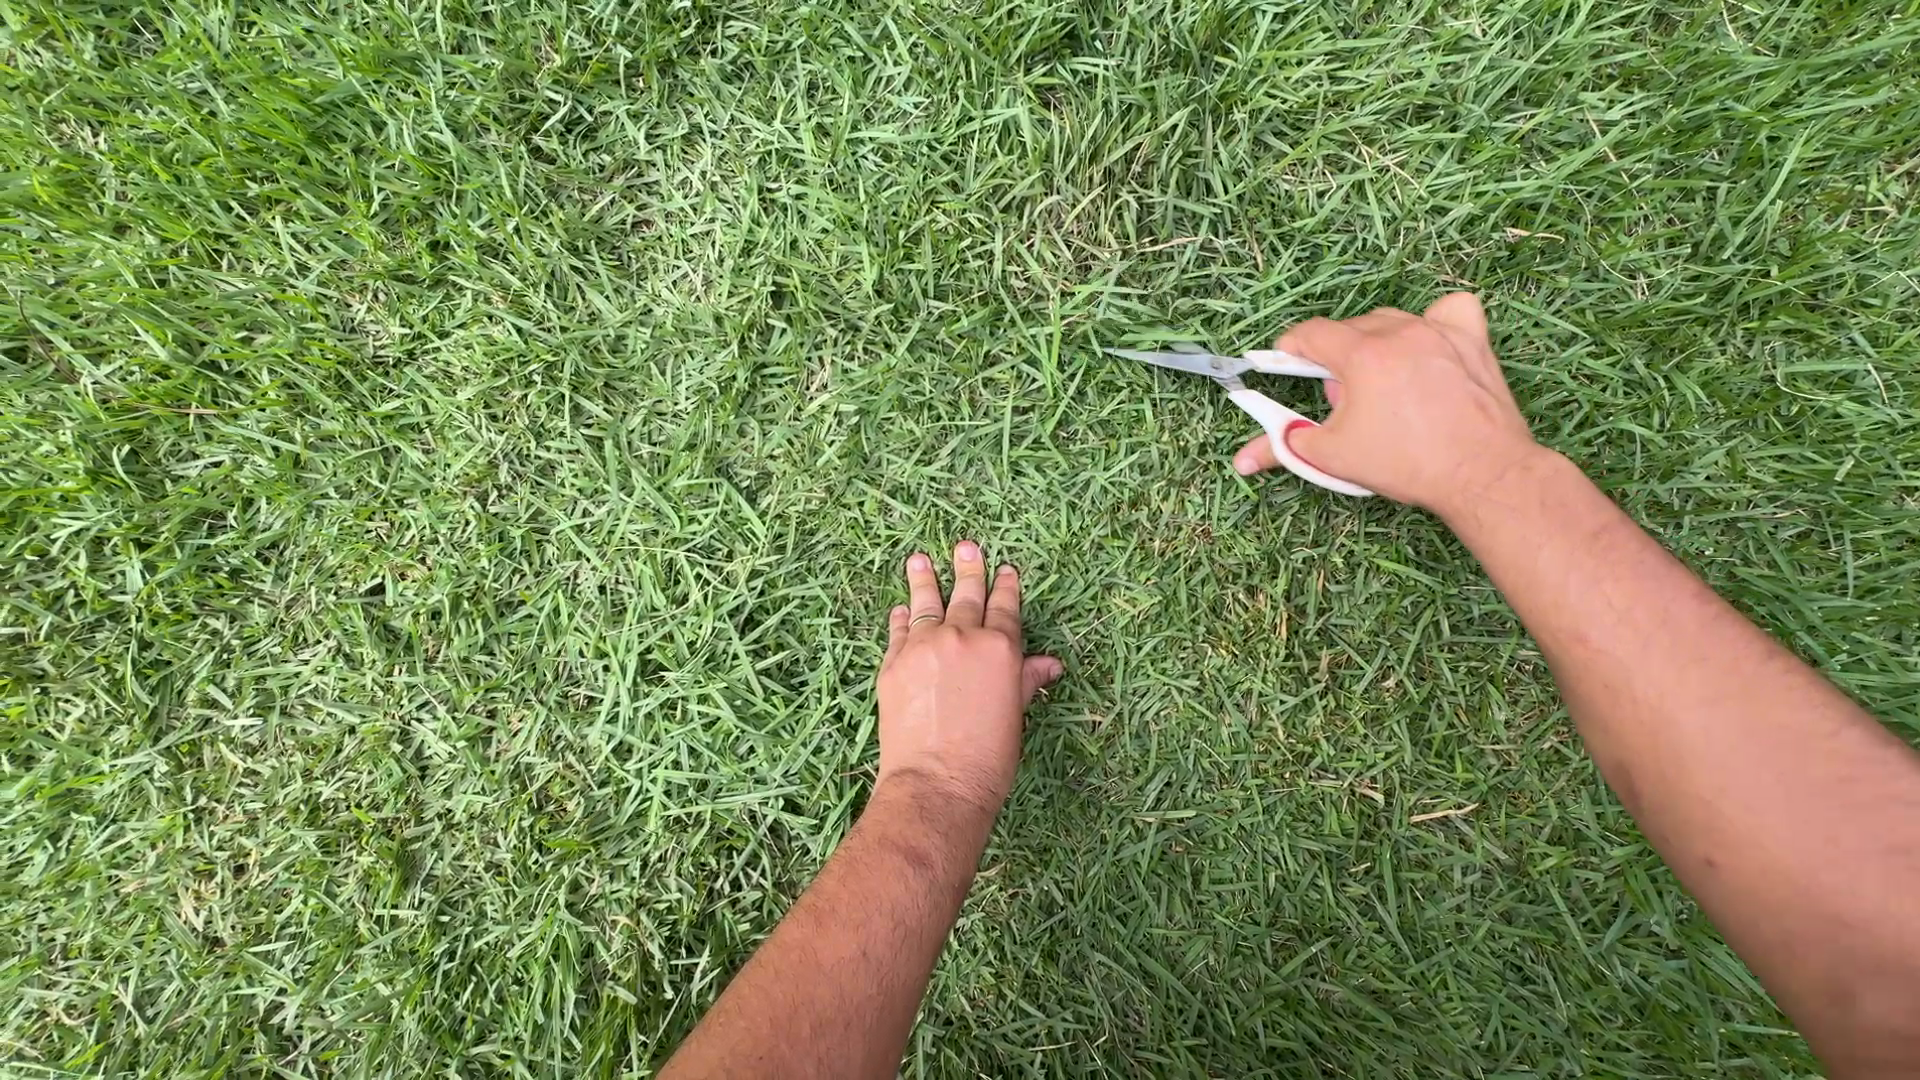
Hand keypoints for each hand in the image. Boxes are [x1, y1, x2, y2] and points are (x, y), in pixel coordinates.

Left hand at [875, 542, 1063, 815]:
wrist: (937, 782)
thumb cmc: (989, 757)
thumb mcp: (1016, 714)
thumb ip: (1027, 680)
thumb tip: (1052, 664)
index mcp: (999, 648)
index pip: (1004, 608)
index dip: (1006, 587)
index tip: (1005, 570)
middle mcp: (962, 637)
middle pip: (966, 596)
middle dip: (968, 569)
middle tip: (965, 546)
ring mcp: (924, 647)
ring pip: (926, 603)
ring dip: (924, 579)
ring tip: (919, 559)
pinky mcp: (894, 663)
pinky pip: (899, 631)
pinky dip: (901, 618)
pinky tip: (900, 609)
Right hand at [1232, 293, 1542, 513]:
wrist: (1481, 473)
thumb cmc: (1403, 463)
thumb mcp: (1330, 456)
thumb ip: (1282, 446)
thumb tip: (1242, 459)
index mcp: (1363, 354)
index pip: (1310, 334)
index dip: (1289, 350)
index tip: (1282, 365)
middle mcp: (1401, 332)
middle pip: (1349, 328)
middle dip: (1332, 357)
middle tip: (1335, 398)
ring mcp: (1441, 332)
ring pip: (1391, 321)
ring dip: (1372, 343)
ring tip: (1374, 383)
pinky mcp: (1473, 341)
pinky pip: (1447, 312)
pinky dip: (1431, 324)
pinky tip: (1424, 348)